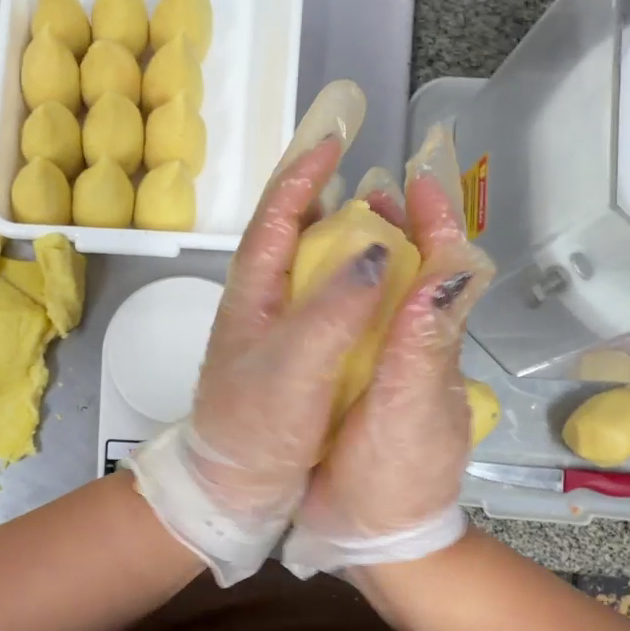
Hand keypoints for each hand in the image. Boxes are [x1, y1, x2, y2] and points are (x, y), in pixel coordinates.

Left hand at [128, 82, 385, 585]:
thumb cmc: (255, 428)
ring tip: (394, 229)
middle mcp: (263, 309)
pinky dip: (360, 292)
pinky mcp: (299, 366)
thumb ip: (332, 309)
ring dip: (351, 246)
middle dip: (336, 204)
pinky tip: (388, 296)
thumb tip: (375, 247)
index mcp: (251, 299)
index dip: (302, 176)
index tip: (335, 139)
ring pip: (317, 275)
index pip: (275, 221)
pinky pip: (333, 312)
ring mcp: (280, 338)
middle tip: (383, 187)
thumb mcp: (292, 365)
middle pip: (298, 241)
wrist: (235, 491)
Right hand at [282, 126, 495, 575]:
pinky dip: (342, 300)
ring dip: (371, 259)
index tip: (417, 178)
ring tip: (334, 228)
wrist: (371, 537)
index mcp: (434, 349)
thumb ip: (420, 348)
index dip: (436, 222)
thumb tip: (444, 266)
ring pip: (386, 302)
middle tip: (363, 195)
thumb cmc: (395, 478)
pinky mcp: (355, 392)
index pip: (448, 271)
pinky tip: (312, 293)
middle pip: (418, 277)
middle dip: (400, 229)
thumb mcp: (408, 413)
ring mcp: (385, 372)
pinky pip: (356, 333)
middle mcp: (415, 351)